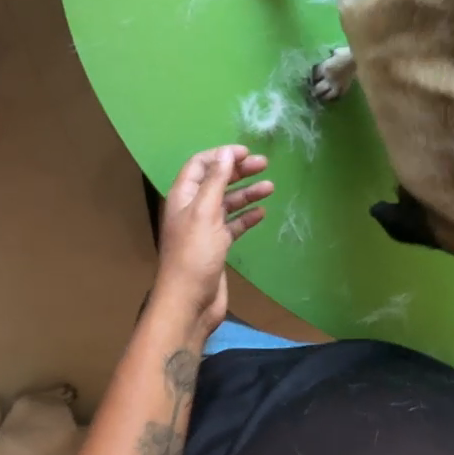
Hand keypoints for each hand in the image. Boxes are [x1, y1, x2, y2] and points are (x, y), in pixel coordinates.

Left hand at [151, 146, 271, 334]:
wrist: (190, 302)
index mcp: (183, 196)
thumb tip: (225, 154)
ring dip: (246, 192)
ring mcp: (204, 228)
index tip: (245, 152)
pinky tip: (262, 212)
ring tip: (270, 186)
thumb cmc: (194, 254)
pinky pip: (233, 224)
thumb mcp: (204, 212)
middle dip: (238, 171)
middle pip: (216, 181)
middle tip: (264, 164)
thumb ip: (215, 182)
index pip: (200, 165)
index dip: (221, 155)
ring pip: (227, 202)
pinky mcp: (216, 246)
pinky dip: (246, 216)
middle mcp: (192, 208)